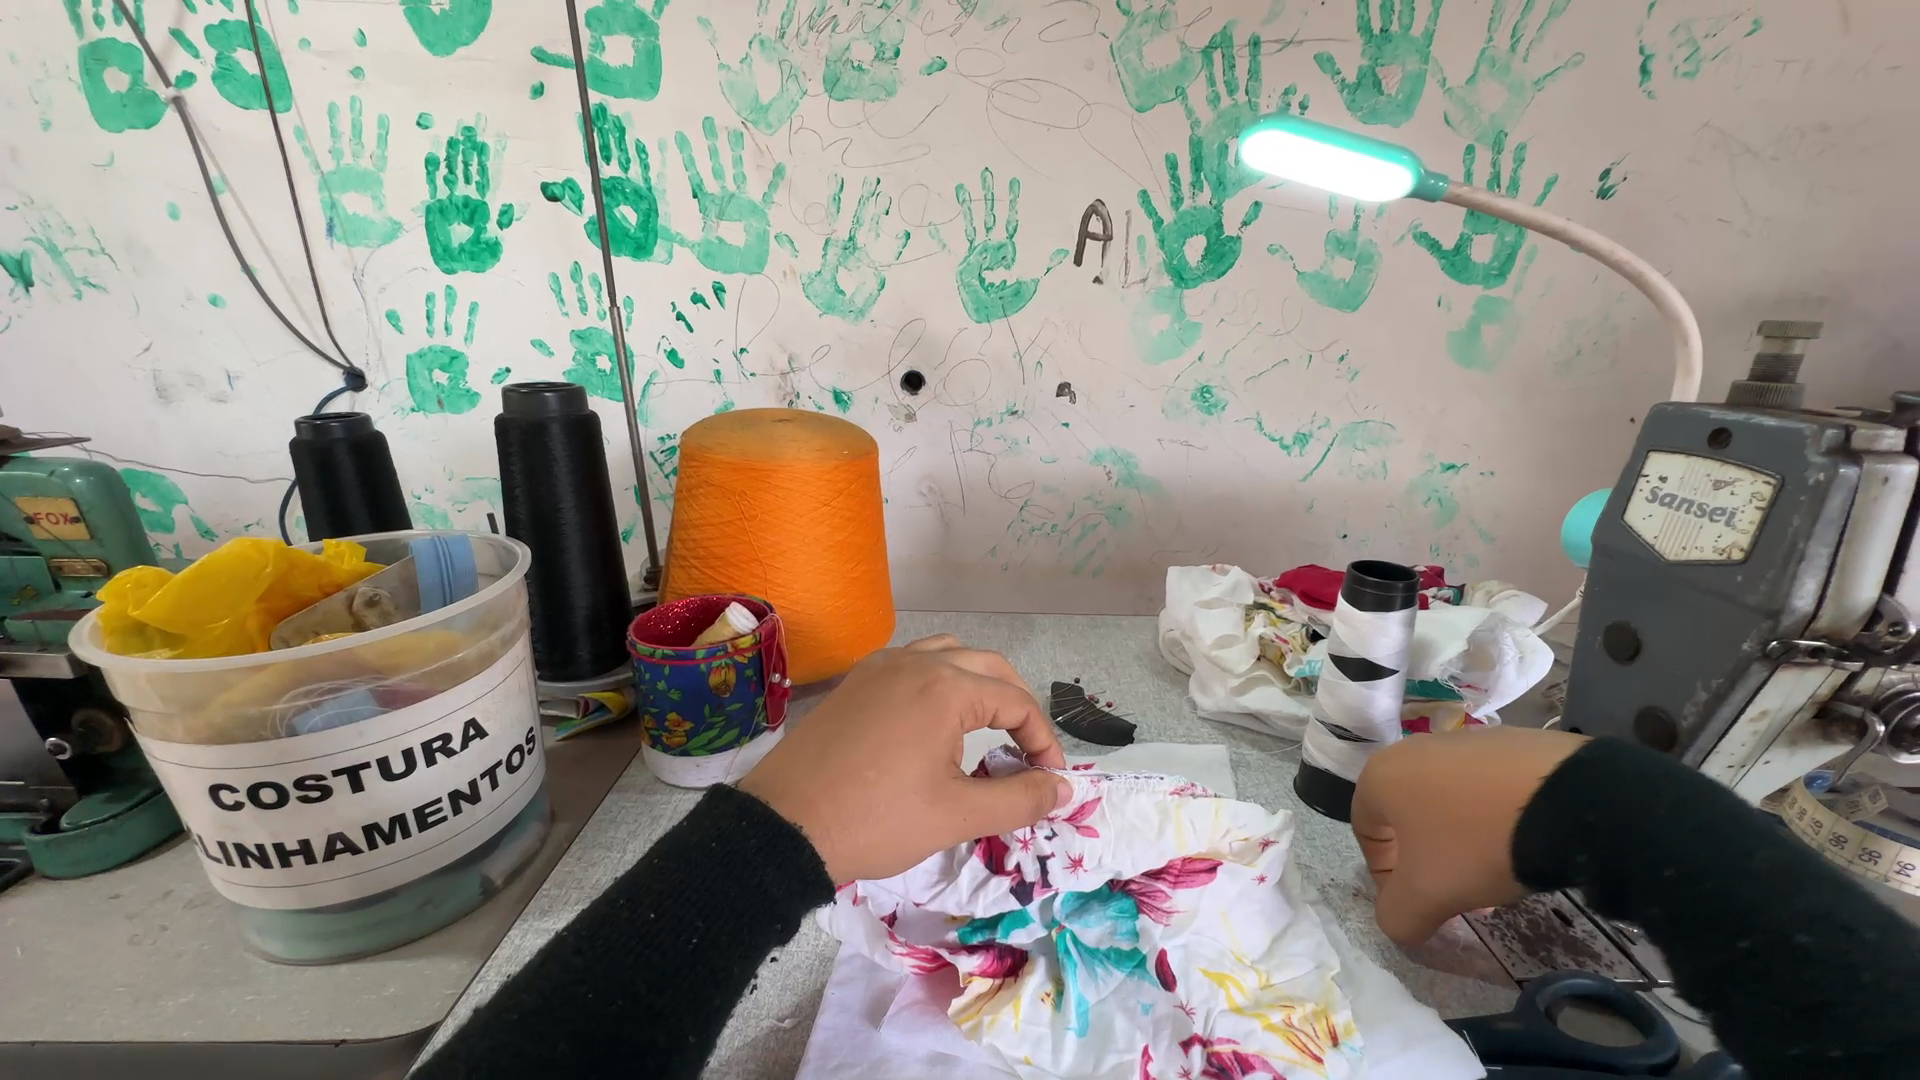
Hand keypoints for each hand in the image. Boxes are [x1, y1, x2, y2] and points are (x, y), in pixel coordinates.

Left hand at [739, 635, 1070, 883]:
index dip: (1041, 740)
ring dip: (975, 682)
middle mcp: (915, 662)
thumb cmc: (876, 821)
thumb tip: (1064, 789)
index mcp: (945, 688)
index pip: (1016, 701)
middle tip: (1024, 748)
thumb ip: (1018, 798)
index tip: (1048, 778)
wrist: (783, 827)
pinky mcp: (855, 681)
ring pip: (946, 654)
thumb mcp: (956, 816)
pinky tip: (931, 719)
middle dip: (1015, 703)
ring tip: (983, 725)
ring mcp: (880, 667)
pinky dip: (936, 679)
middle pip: (986, 665)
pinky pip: (910, 662)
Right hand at [1351, 727, 1587, 944]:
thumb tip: (1397, 920)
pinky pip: (1487, 786)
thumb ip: (1397, 916)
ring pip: (1448, 801)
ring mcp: (1461, 741)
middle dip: (1430, 861)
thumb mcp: (1428, 895)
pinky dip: (1495, 815)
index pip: (1365, 832)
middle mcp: (1410, 749)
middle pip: (1408, 816)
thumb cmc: (1475, 844)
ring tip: (1500, 869)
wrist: (1570, 801)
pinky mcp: (1507, 741)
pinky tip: (1525, 839)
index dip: (1386, 876)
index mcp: (1379, 776)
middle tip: (1462, 894)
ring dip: (1462, 840)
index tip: (1422, 904)